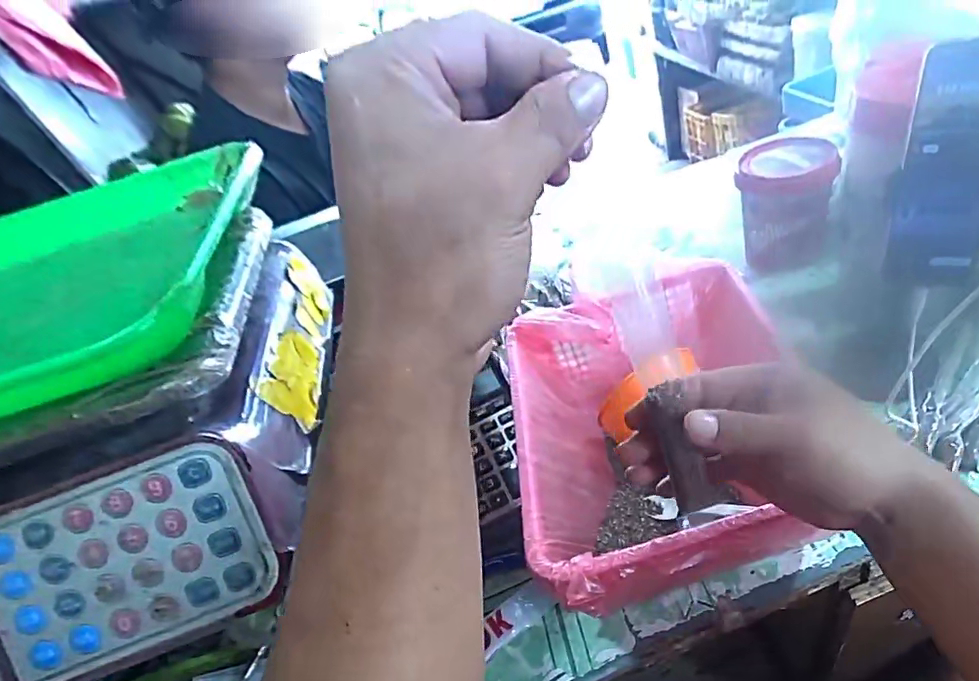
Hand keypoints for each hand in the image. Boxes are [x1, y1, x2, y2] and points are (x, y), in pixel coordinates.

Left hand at [323, 14, 606, 368]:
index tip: (595, 98)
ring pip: (480, 118)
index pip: (480, 38)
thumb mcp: (508, 176)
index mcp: (387, 74)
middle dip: (540, 106)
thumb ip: (553, 118)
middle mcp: (383, 99)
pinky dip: (510, 165)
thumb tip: (595, 84)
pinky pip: (471, 155)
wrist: (416, 345)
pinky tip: (537, 187)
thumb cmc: (451, 258)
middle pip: (480, 74)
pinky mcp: (416, 187)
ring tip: (565, 171)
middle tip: (584, 145)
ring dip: (531, 139)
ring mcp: (397, 146)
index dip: (546, 62)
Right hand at [617, 366, 941, 531]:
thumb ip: (737, 431)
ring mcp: (752, 437)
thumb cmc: (840, 455)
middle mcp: (750, 406)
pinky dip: (692, 476)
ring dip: (670, 459)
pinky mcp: (757, 467)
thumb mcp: (790, 439)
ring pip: (700, 443)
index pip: (700, 387)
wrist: (881, 496)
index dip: (663, 405)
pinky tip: (669, 490)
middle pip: (693, 416)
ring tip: (642, 482)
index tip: (630, 427)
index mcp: (760, 384)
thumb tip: (686, 423)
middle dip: (660, 436)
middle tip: (631, 463)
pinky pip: (715, 466)